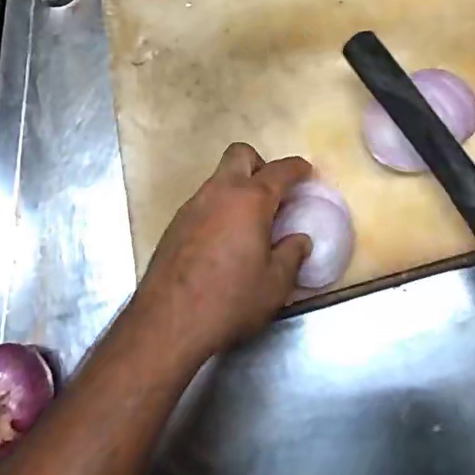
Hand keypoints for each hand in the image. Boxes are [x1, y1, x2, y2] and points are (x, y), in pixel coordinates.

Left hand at [127, 143, 312, 363]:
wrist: (168, 320)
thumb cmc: (230, 300)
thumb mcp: (274, 284)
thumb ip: (291, 255)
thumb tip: (299, 240)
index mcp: (250, 200)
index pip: (279, 171)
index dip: (296, 168)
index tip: (306, 171)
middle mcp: (219, 192)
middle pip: (240, 155)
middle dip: (260, 164)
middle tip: (272, 193)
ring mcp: (192, 205)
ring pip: (219, 179)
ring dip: (237, 189)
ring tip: (249, 224)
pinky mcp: (175, 223)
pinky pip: (203, 202)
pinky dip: (219, 210)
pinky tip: (223, 242)